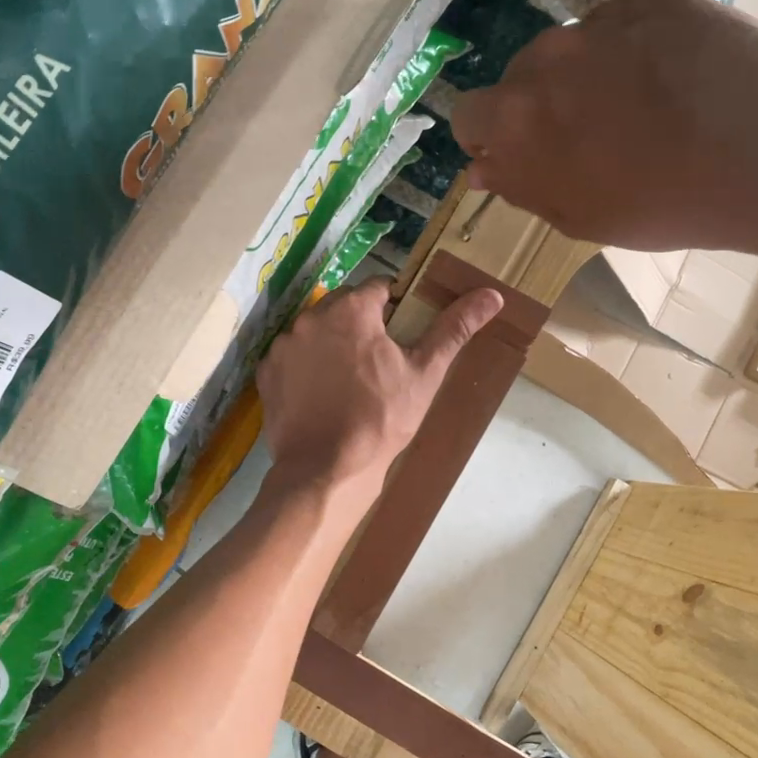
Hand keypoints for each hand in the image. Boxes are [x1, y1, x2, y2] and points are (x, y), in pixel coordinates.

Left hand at [257, 279, 502, 488]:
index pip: (380, 288)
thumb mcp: (425, 373)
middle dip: (361, 326)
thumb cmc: (382, 419)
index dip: (394, 310)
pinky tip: (319, 395)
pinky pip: (291, 357)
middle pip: (344, 307)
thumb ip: (454, 329)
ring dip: (331, 344)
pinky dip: (305, 367)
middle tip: (377, 364)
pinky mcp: (266, 371)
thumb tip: (491, 295)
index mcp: (352, 309)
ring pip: (315, 331)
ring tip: (347, 383)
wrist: (326, 469)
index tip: (400, 339)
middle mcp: (311, 316)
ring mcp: (283, 344)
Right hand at [451, 0, 757, 255]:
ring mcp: (604, 20)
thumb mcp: (579, 217)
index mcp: (517, 118)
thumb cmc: (663, 204)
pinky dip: (639, 48)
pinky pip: (628, 23)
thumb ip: (521, 186)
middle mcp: (548, 57)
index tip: (518, 154)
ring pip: (575, 47)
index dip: (489, 137)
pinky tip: (680, 80)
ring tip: (641, 106)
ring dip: (588, 74)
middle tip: (589, 137)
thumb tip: (483, 168)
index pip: (469, 115)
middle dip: (540, 104)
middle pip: (522, 76)